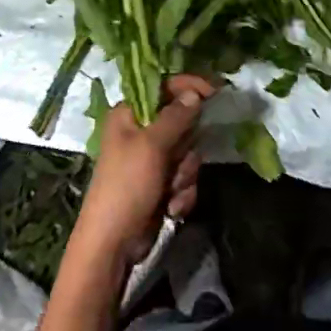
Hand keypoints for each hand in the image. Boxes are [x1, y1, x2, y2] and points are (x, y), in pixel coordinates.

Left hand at [74, 74, 213, 265]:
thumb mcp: (152, 146)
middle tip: (177, 162)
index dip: (190, 87)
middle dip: (186, 147)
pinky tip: (171, 207)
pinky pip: (185, 178)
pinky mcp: (161, 183)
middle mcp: (140, 131)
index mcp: (129, 113)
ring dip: (184, 175)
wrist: (114, 243)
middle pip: (182, 123)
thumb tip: (194, 93)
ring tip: (170, 190)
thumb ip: (175, 117)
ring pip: (187, 153)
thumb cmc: (127, 185)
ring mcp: (151, 159)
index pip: (164, 87)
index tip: (217, 92)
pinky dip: (182, 193)